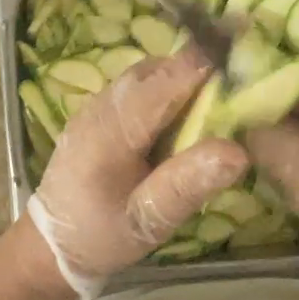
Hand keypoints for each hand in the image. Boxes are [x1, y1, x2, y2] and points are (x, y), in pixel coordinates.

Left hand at [27, 51, 249, 299]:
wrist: (51, 244)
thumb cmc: (100, 236)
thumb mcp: (147, 221)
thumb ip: (187, 185)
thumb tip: (237, 152)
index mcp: (110, 132)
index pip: (163, 82)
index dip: (205, 65)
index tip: (247, 55)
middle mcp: (99, 107)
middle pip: (154, 69)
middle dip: (198, 67)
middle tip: (242, 80)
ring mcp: (94, 107)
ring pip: (145, 74)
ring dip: (182, 76)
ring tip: (220, 95)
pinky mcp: (96, 113)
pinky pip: (136, 87)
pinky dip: (165, 88)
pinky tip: (185, 112)